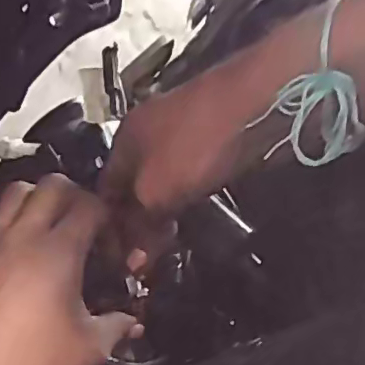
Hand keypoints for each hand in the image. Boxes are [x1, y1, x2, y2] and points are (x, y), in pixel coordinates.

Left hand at [0, 174, 139, 364]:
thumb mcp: (89, 348)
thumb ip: (117, 326)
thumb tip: (133, 322)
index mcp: (58, 253)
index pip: (90, 206)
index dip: (107, 217)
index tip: (111, 239)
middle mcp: (22, 237)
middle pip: (53, 185)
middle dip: (76, 197)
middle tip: (84, 225)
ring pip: (15, 192)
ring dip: (38, 201)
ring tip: (48, 228)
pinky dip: (3, 222)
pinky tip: (12, 247)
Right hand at [100, 85, 243, 260]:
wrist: (260, 100)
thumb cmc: (196, 145)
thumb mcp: (155, 192)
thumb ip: (139, 227)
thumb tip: (132, 264)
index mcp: (123, 138)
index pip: (104, 193)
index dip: (109, 228)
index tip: (119, 261)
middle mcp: (147, 134)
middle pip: (132, 190)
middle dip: (136, 225)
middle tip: (144, 260)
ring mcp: (181, 135)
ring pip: (161, 186)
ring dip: (162, 216)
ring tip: (166, 248)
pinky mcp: (210, 142)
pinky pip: (187, 181)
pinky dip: (185, 202)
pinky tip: (190, 221)